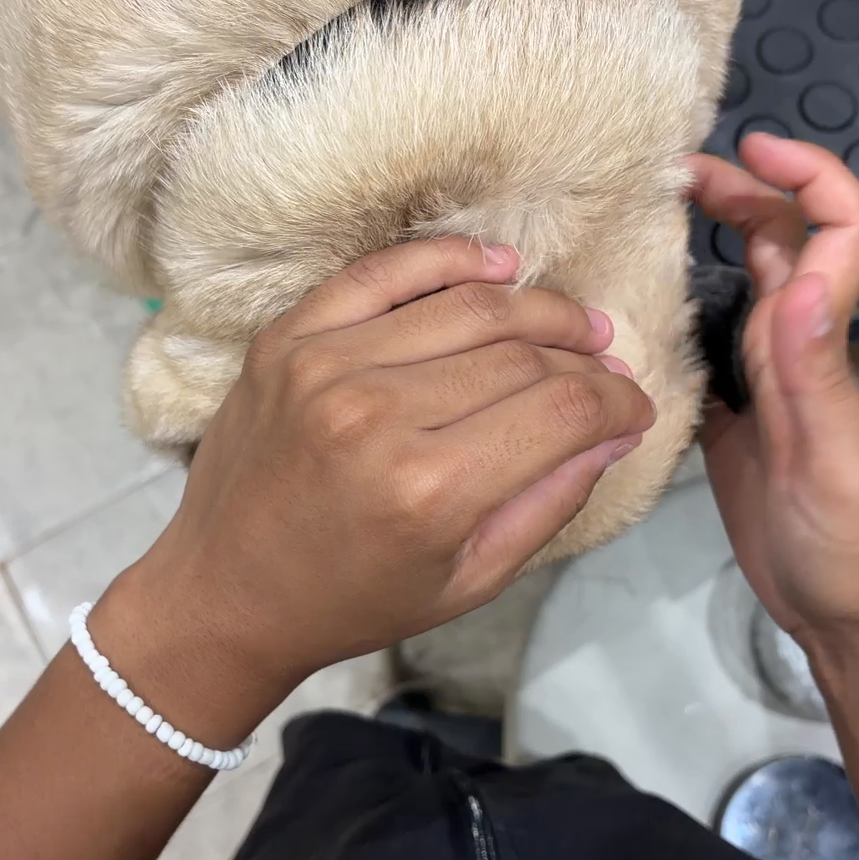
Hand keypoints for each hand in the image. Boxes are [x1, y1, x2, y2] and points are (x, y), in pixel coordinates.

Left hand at [92, 238, 653, 740]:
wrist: (225, 591)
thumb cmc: (354, 602)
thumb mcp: (468, 582)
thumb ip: (550, 502)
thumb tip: (614, 431)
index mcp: (430, 490)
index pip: (562, 411)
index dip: (616, 402)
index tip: (632, 407)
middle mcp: (379, 414)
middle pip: (521, 354)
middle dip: (583, 358)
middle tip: (606, 367)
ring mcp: (326, 363)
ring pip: (468, 307)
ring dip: (537, 309)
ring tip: (571, 324)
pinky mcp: (288, 337)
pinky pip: (383, 271)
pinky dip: (449, 258)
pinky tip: (498, 266)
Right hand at [693, 134, 858, 644]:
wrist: (832, 602)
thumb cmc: (842, 540)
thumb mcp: (831, 461)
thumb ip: (814, 377)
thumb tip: (797, 285)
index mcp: (820, 343)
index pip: (839, 231)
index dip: (808, 176)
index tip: (749, 149)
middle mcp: (794, 343)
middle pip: (784, 238)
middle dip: (741, 190)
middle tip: (672, 175)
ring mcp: (762, 372)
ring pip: (746, 278)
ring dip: (711, 233)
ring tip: (648, 216)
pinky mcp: (732, 403)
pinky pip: (712, 330)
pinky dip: (684, 295)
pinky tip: (642, 295)